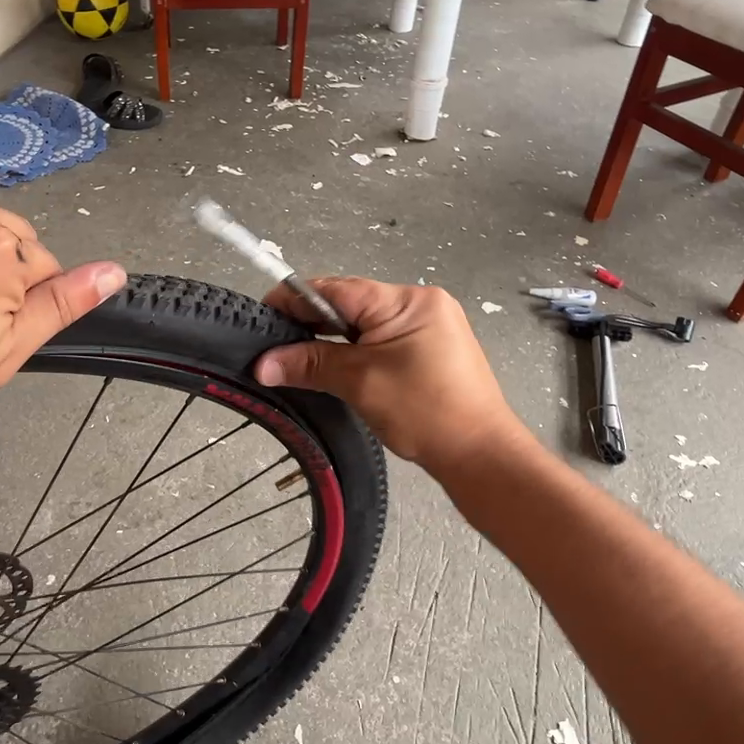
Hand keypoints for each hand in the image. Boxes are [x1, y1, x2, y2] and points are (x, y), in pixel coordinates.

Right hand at [253, 278, 533, 468]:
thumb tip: (263, 363)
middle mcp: (421, 304)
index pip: (337, 289)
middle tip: (274, 345)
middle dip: (311, 324)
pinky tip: (335, 368)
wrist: (481, 455)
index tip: (262, 315)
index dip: (295, 300)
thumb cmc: (425, 412)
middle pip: (350, 304)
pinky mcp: (431, 350)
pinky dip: (354, 352)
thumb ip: (310, 364)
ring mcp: (429, 327)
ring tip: (298, 360)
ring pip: (364, 325)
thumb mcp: (360, 383)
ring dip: (332, 341)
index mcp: (407, 300)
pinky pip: (381, 340)